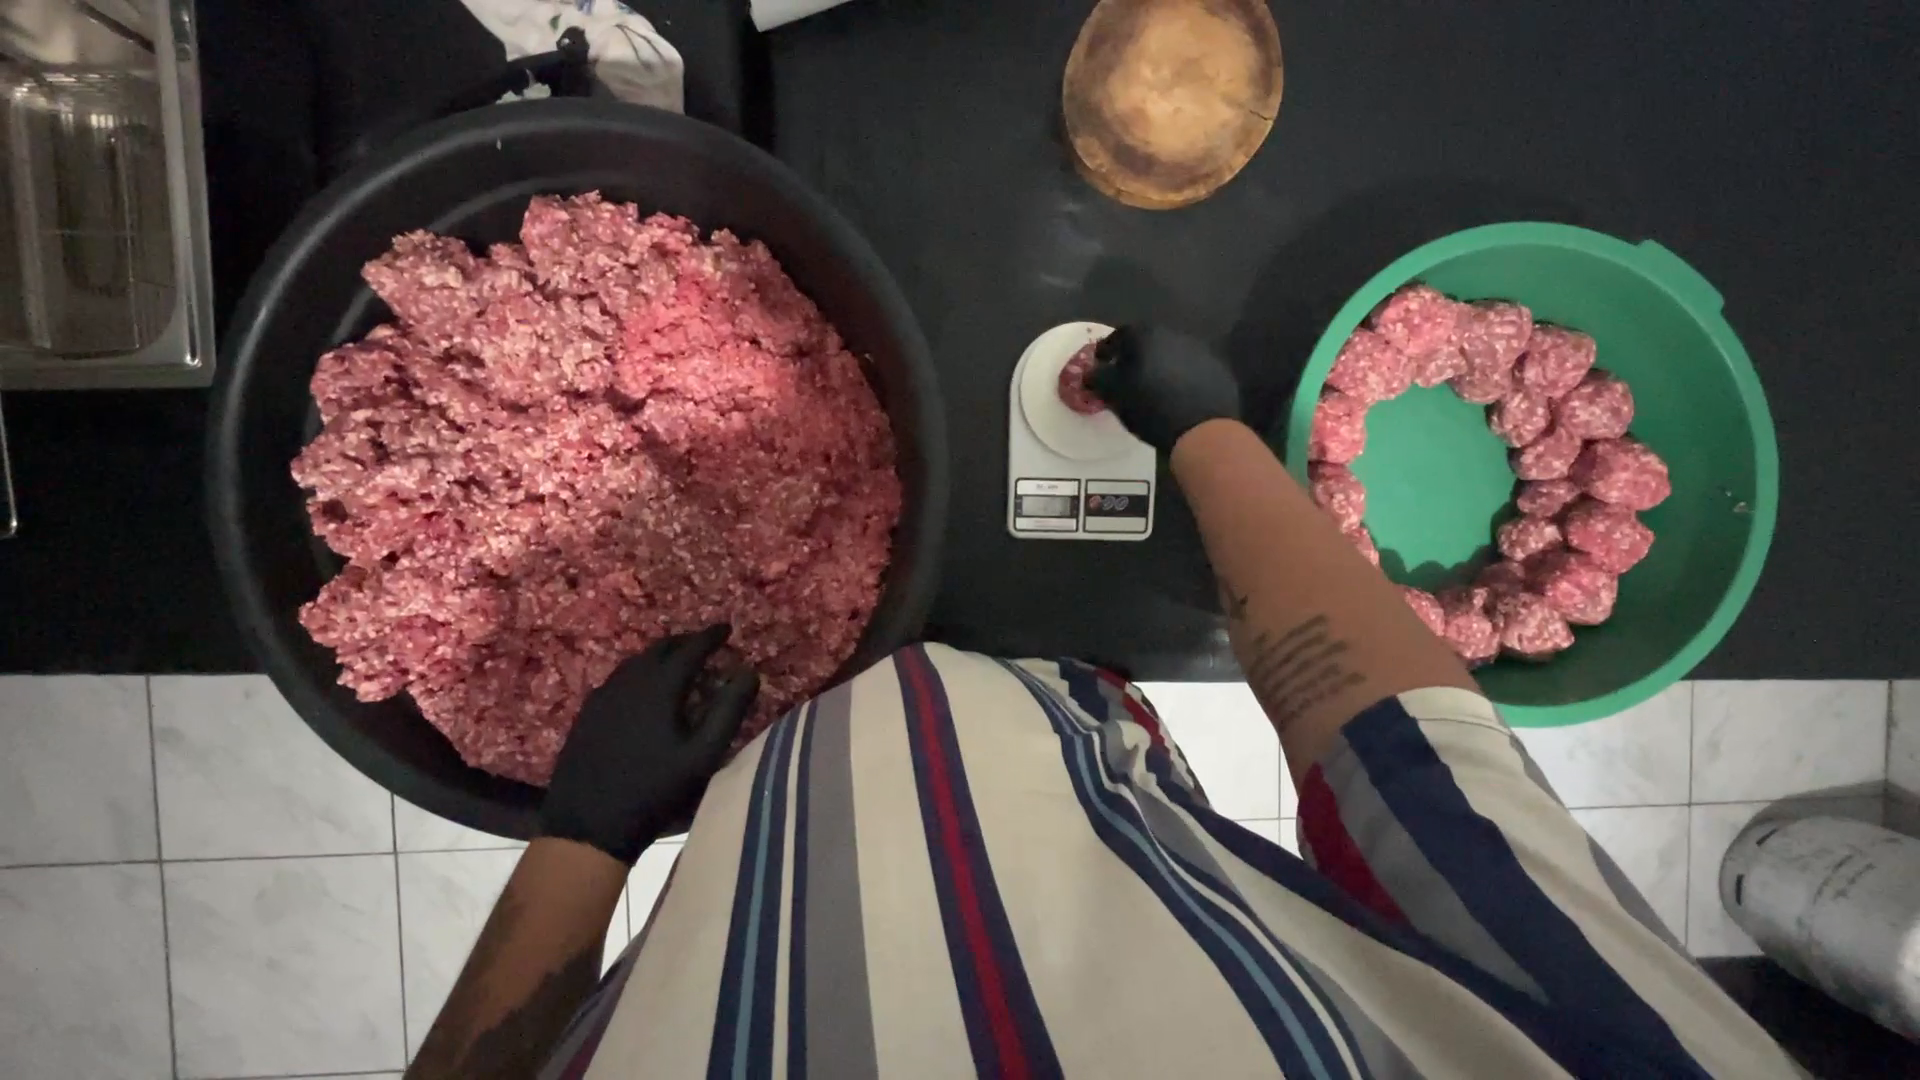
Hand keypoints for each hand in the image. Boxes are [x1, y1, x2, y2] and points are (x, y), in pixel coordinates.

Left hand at [539, 625, 757, 864]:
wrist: (590, 826)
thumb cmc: (656, 790)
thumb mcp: (704, 754)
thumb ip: (729, 710)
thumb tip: (749, 672)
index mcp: (659, 687)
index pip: (690, 648)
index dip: (711, 636)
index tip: (727, 628)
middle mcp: (628, 682)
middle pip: (660, 649)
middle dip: (686, 641)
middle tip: (706, 643)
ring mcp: (603, 697)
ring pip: (636, 662)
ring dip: (661, 655)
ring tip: (679, 661)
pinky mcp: (587, 714)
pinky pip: (618, 679)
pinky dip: (640, 672)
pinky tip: (644, 689)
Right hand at [1087, 324, 1241, 453]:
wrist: (1201, 429)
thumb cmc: (1150, 407)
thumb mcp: (1114, 394)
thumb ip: (1097, 378)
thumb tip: (1089, 372)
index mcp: (1146, 335)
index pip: (1118, 336)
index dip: (1106, 351)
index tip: (1101, 366)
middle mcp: (1174, 334)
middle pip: (1147, 342)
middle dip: (1134, 358)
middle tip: (1125, 378)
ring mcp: (1200, 350)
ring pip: (1170, 354)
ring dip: (1158, 367)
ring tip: (1152, 389)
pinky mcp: (1217, 368)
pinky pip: (1190, 369)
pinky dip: (1179, 378)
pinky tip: (1176, 397)